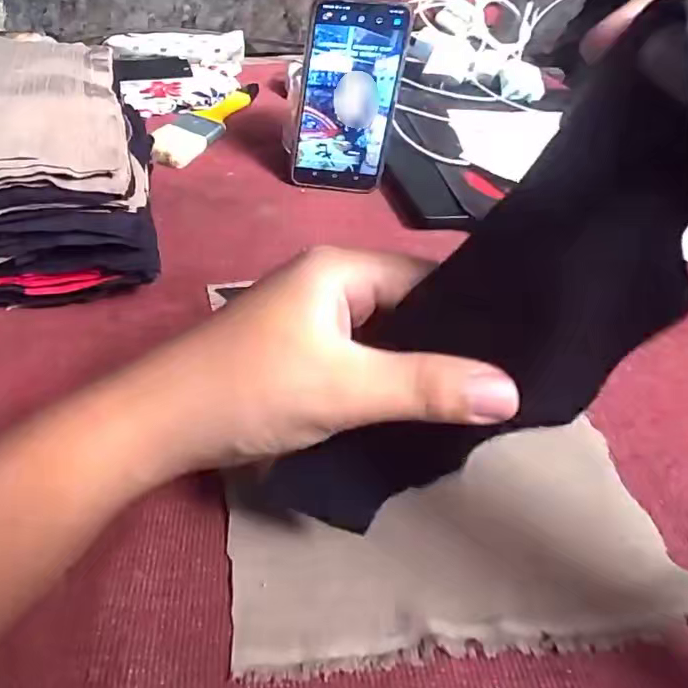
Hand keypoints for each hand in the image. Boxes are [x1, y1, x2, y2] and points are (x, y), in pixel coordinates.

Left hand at [87, 247, 518, 479]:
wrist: (161, 420)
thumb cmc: (250, 389)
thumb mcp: (344, 388)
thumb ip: (425, 386)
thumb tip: (512, 388)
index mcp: (337, 268)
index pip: (427, 277)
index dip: (473, 313)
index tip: (526, 354)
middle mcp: (324, 281)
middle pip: (406, 305)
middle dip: (448, 343)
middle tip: (509, 387)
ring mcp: (307, 316)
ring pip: (381, 335)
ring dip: (416, 365)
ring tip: (477, 401)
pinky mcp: (295, 349)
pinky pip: (356, 355)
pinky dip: (384, 376)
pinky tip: (417, 406)